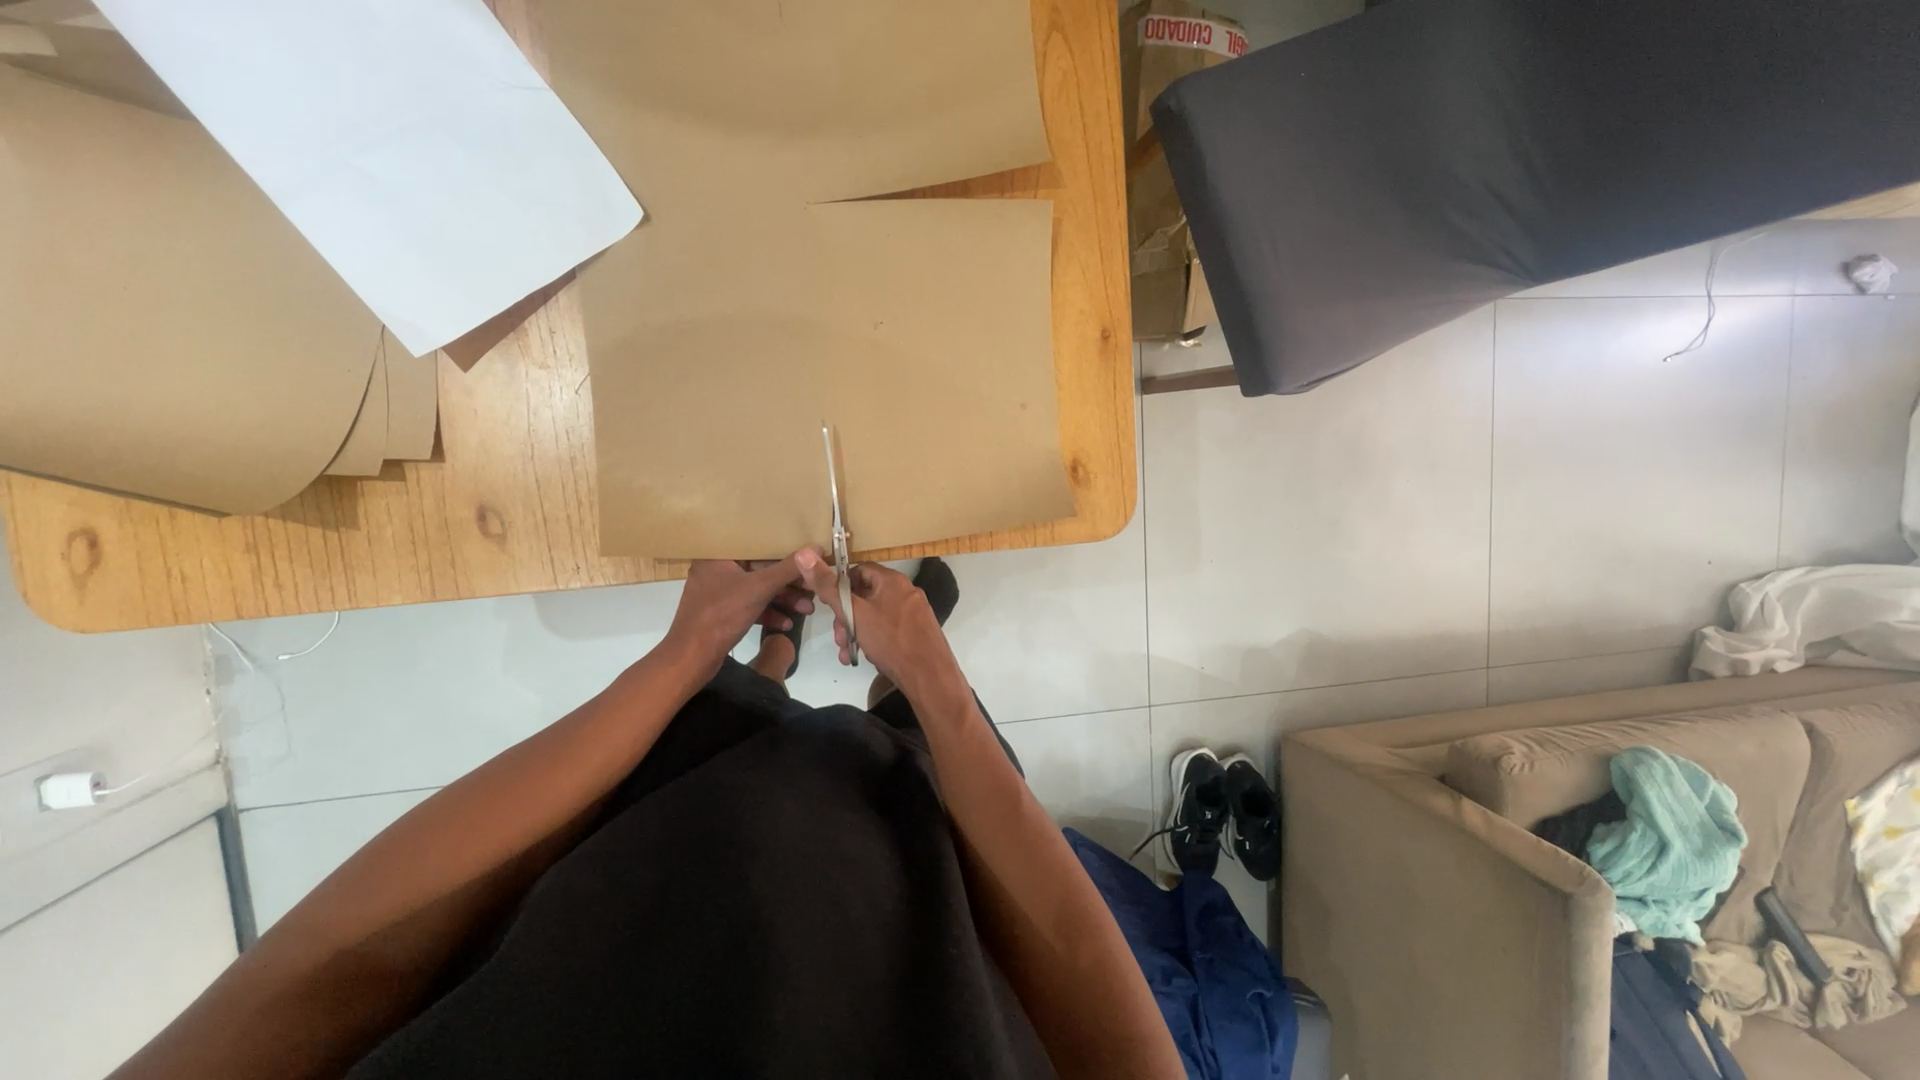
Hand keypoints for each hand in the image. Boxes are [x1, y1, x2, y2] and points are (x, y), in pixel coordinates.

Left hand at [663, 554, 813, 676]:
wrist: (691, 657)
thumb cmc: (721, 615)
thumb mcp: (759, 588)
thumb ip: (788, 569)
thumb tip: (815, 548)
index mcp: (718, 556)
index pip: (757, 546)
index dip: (784, 552)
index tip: (807, 558)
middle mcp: (716, 570)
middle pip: (760, 569)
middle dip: (788, 582)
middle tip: (812, 588)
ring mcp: (718, 593)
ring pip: (757, 590)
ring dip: (783, 599)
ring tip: (807, 610)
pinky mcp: (721, 614)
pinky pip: (750, 606)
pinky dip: (768, 613)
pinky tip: (787, 624)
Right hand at [797, 550, 963, 697]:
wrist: (929, 676)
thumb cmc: (890, 640)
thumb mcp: (854, 613)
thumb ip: (828, 587)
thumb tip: (804, 554)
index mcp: (892, 581)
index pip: (860, 570)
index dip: (840, 584)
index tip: (828, 604)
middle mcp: (906, 592)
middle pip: (866, 595)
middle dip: (846, 616)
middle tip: (838, 637)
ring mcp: (914, 613)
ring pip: (875, 615)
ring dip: (856, 631)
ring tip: (847, 652)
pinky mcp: (917, 632)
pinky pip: (888, 628)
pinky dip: (873, 639)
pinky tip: (863, 657)